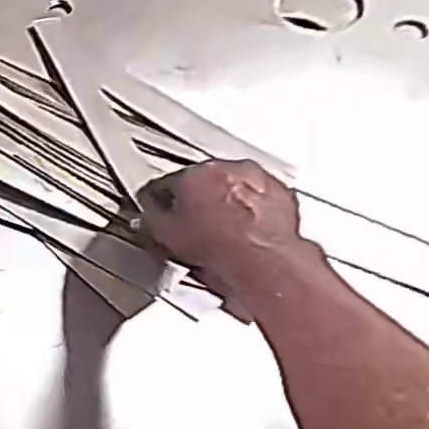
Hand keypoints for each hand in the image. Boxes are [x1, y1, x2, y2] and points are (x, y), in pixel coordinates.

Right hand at [137, 159, 317, 321]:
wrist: (259, 260)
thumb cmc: (217, 245)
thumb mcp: (164, 235)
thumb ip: (151, 218)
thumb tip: (147, 215)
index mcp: (194, 173)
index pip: (166, 182)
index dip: (158, 200)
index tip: (156, 210)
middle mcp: (229, 169)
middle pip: (202, 181)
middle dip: (194, 199)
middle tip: (187, 223)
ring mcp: (258, 180)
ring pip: (232, 187)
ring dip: (223, 203)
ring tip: (215, 231)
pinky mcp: (281, 195)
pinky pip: (258, 199)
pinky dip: (250, 212)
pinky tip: (240, 233)